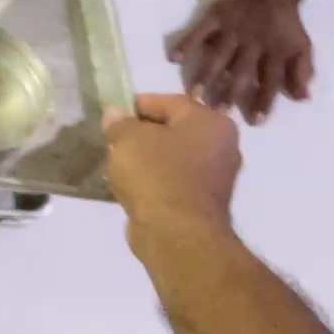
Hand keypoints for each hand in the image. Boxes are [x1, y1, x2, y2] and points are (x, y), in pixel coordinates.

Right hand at [104, 94, 241, 254]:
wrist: (176, 232)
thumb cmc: (155, 175)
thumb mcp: (127, 140)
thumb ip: (120, 123)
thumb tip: (116, 114)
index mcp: (209, 122)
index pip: (169, 101)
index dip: (136, 104)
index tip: (111, 114)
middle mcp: (222, 144)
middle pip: (174, 128)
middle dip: (143, 131)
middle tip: (113, 139)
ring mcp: (216, 174)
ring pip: (174, 154)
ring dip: (148, 156)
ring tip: (119, 163)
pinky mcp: (205, 199)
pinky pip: (175, 177)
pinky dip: (155, 177)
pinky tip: (134, 184)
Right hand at [168, 0, 313, 124]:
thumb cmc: (285, 25)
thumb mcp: (302, 47)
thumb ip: (301, 72)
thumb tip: (302, 99)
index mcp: (275, 52)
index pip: (271, 80)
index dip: (264, 100)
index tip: (255, 122)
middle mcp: (253, 44)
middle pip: (242, 72)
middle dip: (231, 92)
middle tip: (219, 112)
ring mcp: (232, 31)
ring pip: (218, 56)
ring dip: (206, 75)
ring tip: (194, 94)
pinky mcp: (215, 18)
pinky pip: (199, 32)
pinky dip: (185, 44)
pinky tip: (173, 58)